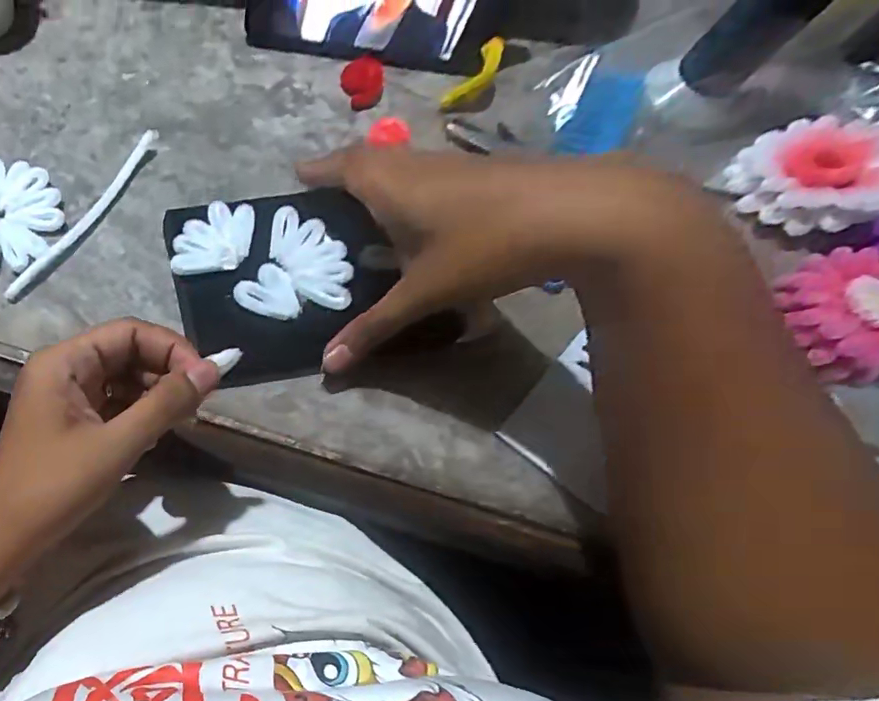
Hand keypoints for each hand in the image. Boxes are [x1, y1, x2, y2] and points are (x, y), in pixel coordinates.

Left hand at [0, 319, 222, 599]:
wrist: (9, 537)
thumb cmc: (58, 487)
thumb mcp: (118, 444)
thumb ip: (166, 404)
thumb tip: (213, 369)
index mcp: (63, 362)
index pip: (128, 332)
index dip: (171, 348)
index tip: (206, 377)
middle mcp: (61, 371)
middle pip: (124, 353)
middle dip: (165, 372)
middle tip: (199, 403)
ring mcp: (62, 399)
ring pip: (119, 382)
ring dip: (154, 395)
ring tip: (183, 418)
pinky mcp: (68, 426)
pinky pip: (109, 407)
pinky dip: (136, 415)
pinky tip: (156, 434)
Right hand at [295, 146, 709, 372]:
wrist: (581, 212)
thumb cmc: (487, 247)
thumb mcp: (424, 294)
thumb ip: (374, 328)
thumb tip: (327, 366)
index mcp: (395, 186)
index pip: (345, 166)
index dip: (318, 170)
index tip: (297, 176)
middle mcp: (421, 167)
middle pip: (373, 158)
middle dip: (344, 173)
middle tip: (325, 198)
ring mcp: (456, 167)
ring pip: (405, 165)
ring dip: (380, 181)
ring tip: (363, 212)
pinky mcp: (484, 176)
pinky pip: (431, 177)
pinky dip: (411, 192)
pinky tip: (419, 222)